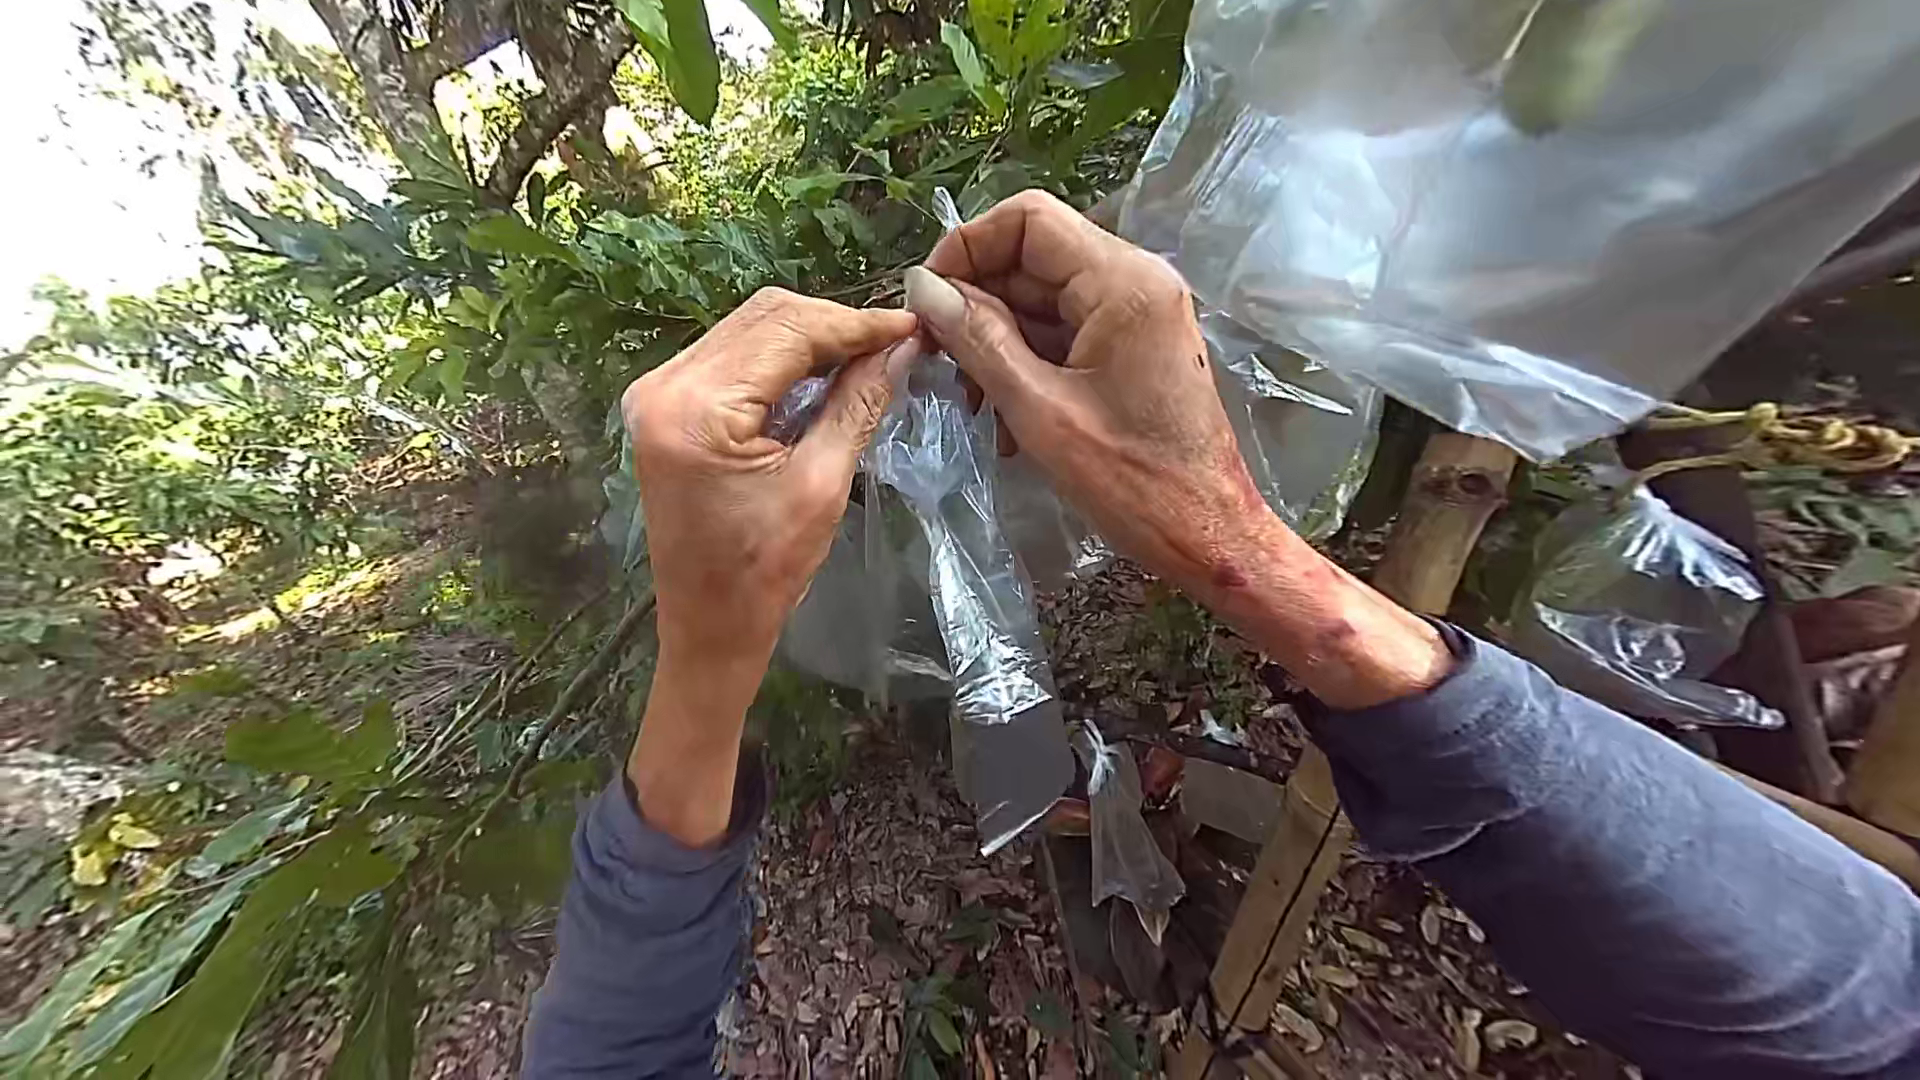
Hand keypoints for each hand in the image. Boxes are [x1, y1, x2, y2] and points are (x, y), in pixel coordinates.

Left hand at [621, 288, 915, 844]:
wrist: (710, 626)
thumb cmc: (767, 573)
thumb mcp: (823, 487)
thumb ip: (857, 406)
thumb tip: (900, 350)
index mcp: (696, 408)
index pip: (788, 332)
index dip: (856, 324)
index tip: (911, 326)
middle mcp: (664, 385)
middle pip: (765, 319)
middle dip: (836, 325)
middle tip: (894, 342)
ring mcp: (658, 393)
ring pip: (750, 331)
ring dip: (813, 338)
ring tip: (869, 355)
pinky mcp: (667, 407)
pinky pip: (735, 358)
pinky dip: (785, 359)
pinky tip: (825, 372)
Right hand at [908, 191, 1447, 707]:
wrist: (1204, 532)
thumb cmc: (1128, 481)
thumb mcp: (1039, 410)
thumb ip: (979, 340)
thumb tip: (923, 289)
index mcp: (1121, 282)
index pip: (1028, 220)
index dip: (966, 249)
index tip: (927, 301)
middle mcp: (1134, 282)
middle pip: (1033, 261)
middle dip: (976, 305)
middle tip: (938, 359)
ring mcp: (1136, 317)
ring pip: (1044, 303)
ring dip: (996, 342)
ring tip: (969, 399)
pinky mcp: (1131, 350)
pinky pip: (1064, 337)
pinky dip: (1026, 364)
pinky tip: (1002, 413)